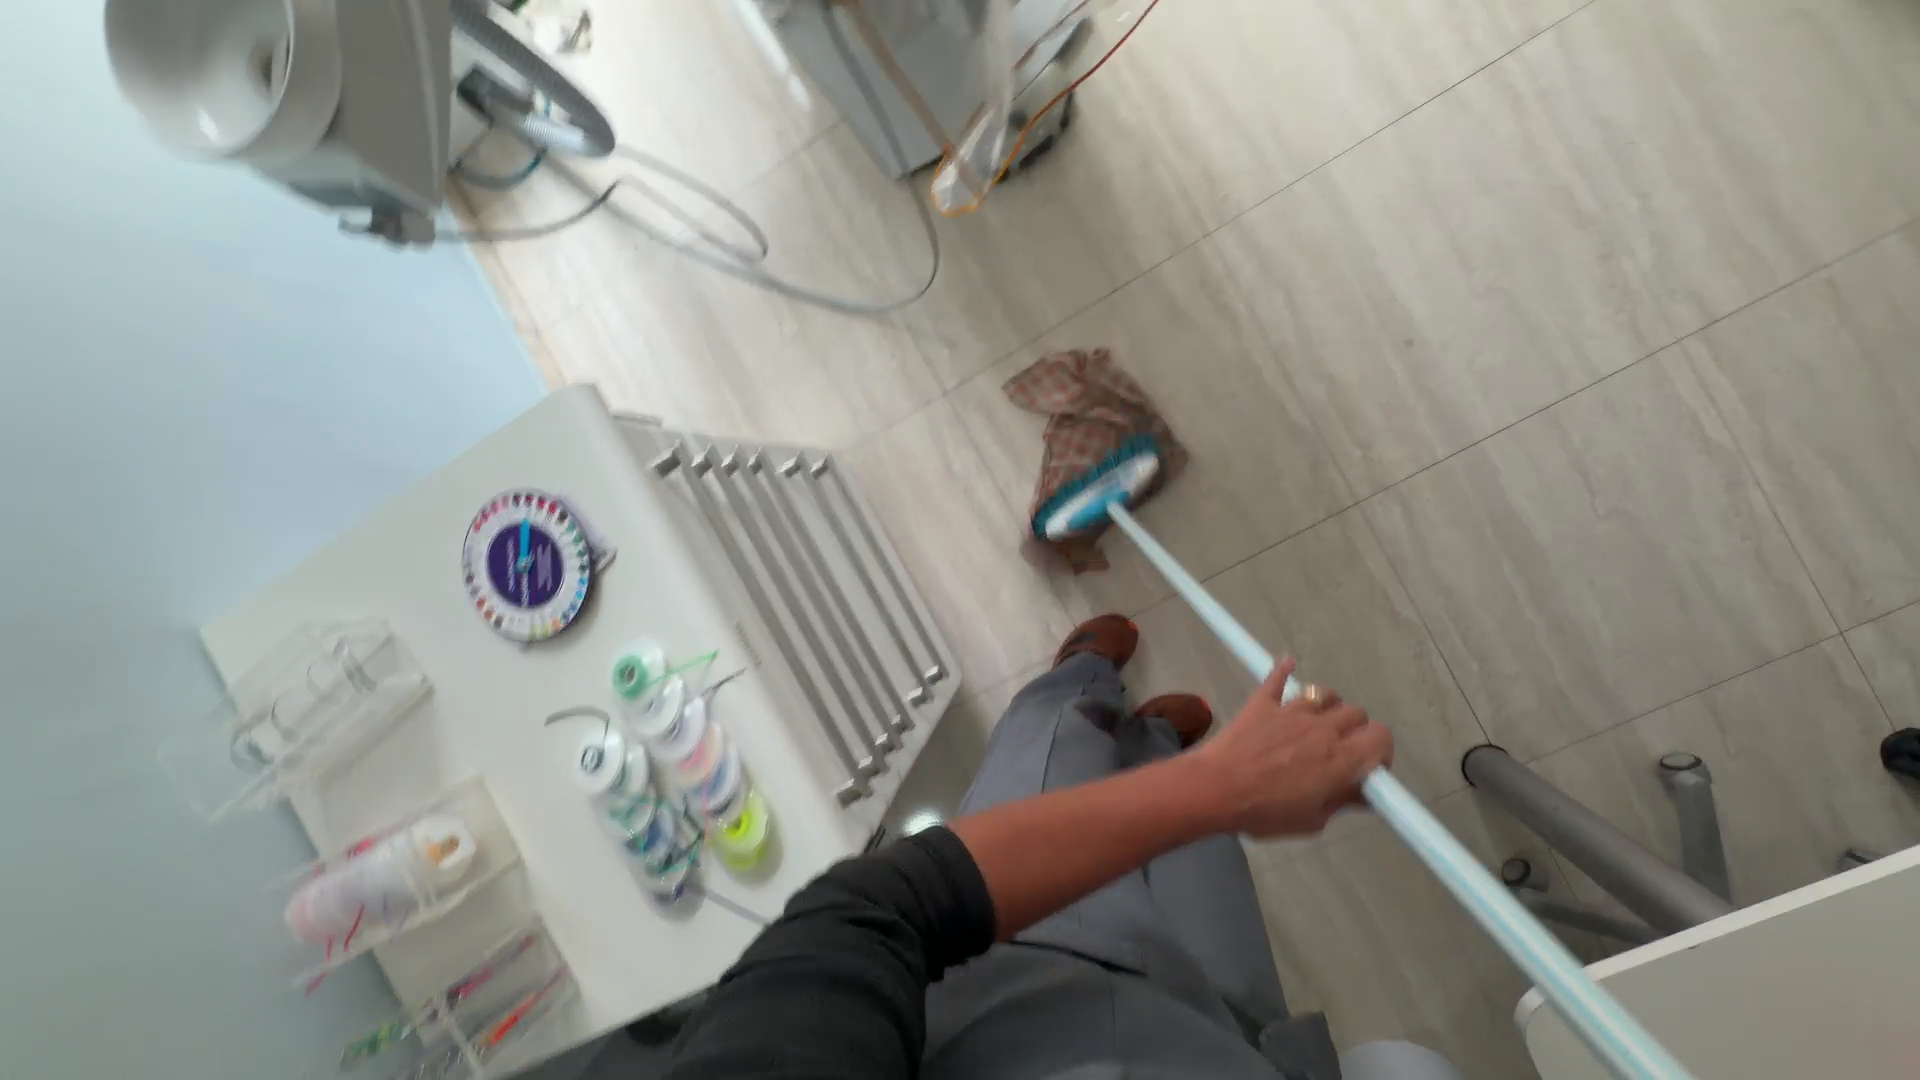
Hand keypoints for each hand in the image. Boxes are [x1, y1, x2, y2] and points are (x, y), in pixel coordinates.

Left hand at [1189, 658, 1392, 837]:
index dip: (1380, 750)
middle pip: (1356, 712)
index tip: (1367, 765)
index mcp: (1340, 759)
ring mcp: (1290, 711)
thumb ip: (1341, 802)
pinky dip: (1284, 671)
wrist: (1216, 788)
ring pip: (1324, 693)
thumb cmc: (1265, 811)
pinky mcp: (1262, 703)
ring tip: (1316, 721)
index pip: (1381, 736)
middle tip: (1340, 747)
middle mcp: (1321, 728)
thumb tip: (1363, 794)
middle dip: (1355, 729)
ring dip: (1327, 706)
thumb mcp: (1312, 820)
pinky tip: (1288, 665)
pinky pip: (1277, 678)